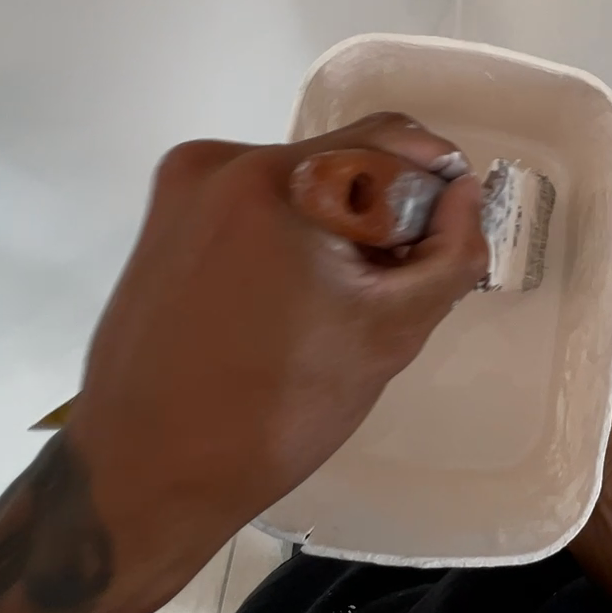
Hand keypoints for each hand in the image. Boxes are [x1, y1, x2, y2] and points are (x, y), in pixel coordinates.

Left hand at [66, 113, 488, 600]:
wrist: (147, 473)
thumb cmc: (280, 407)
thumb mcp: (395, 331)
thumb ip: (452, 250)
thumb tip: (464, 192)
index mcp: (280, 179)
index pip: (393, 138)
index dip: (435, 183)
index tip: (440, 239)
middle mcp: (224, 160)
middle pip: (347, 156)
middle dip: (388, 207)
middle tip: (393, 278)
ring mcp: (185, 184)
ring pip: (305, 177)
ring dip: (342, 217)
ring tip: (338, 293)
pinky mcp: (165, 213)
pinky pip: (261, 197)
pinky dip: (296, 226)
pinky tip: (291, 290)